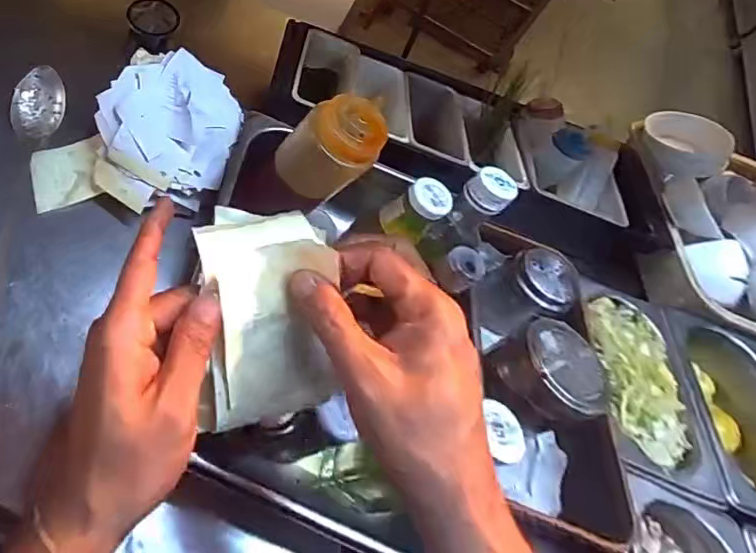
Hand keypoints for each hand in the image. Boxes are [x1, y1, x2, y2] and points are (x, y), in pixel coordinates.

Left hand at [16, 199, 220, 552]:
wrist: (83, 511)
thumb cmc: (127, 462)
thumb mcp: (173, 409)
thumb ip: (192, 349)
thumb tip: (211, 297)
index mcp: (122, 332)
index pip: (139, 267)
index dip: (154, 231)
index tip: (167, 201)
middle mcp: (114, 332)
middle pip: (164, 302)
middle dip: (199, 309)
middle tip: (241, 320)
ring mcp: (114, 352)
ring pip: (163, 325)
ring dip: (192, 336)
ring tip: (229, 354)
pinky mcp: (118, 369)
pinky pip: (155, 345)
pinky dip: (180, 352)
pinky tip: (205, 372)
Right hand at [289, 241, 527, 552]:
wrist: (454, 498)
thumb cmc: (411, 434)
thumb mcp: (363, 374)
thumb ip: (331, 321)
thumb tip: (300, 277)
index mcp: (432, 307)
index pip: (383, 257)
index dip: (344, 259)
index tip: (310, 277)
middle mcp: (441, 313)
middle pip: (392, 269)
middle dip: (352, 270)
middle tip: (316, 283)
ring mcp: (440, 336)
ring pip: (393, 296)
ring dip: (358, 296)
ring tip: (322, 310)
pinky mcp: (433, 358)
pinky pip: (397, 321)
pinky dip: (369, 320)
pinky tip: (344, 338)